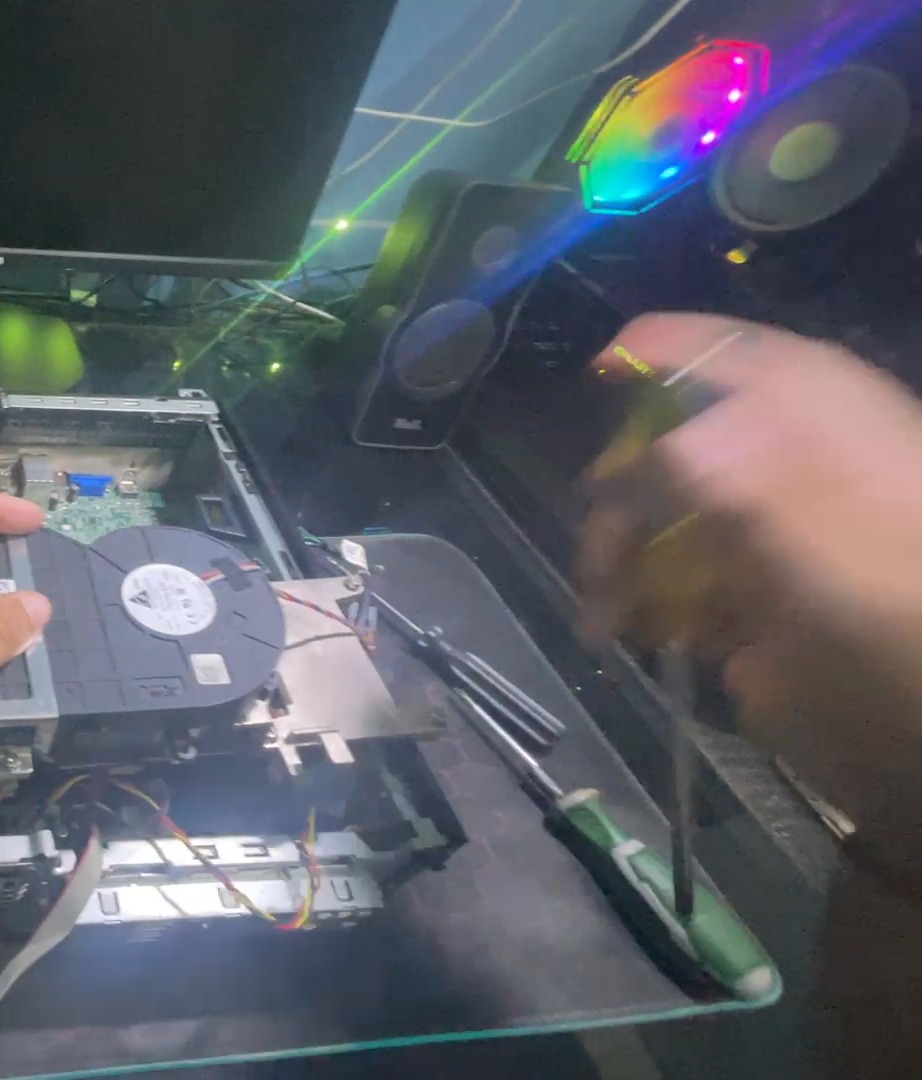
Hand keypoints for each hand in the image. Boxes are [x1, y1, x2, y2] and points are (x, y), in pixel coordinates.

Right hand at [577, 313, 921, 839]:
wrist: (917, 776)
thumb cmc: (905, 683)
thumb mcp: (854, 594)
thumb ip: (779, 509)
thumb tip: (686, 437)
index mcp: (862, 469)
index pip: (783, 376)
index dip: (699, 351)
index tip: (613, 355)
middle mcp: (816, 491)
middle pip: (697, 448)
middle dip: (627, 490)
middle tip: (596, 542)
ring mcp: (778, 545)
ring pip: (665, 513)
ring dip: (616, 554)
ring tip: (602, 612)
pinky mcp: (748, 593)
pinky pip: (665, 569)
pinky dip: (630, 594)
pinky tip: (623, 629)